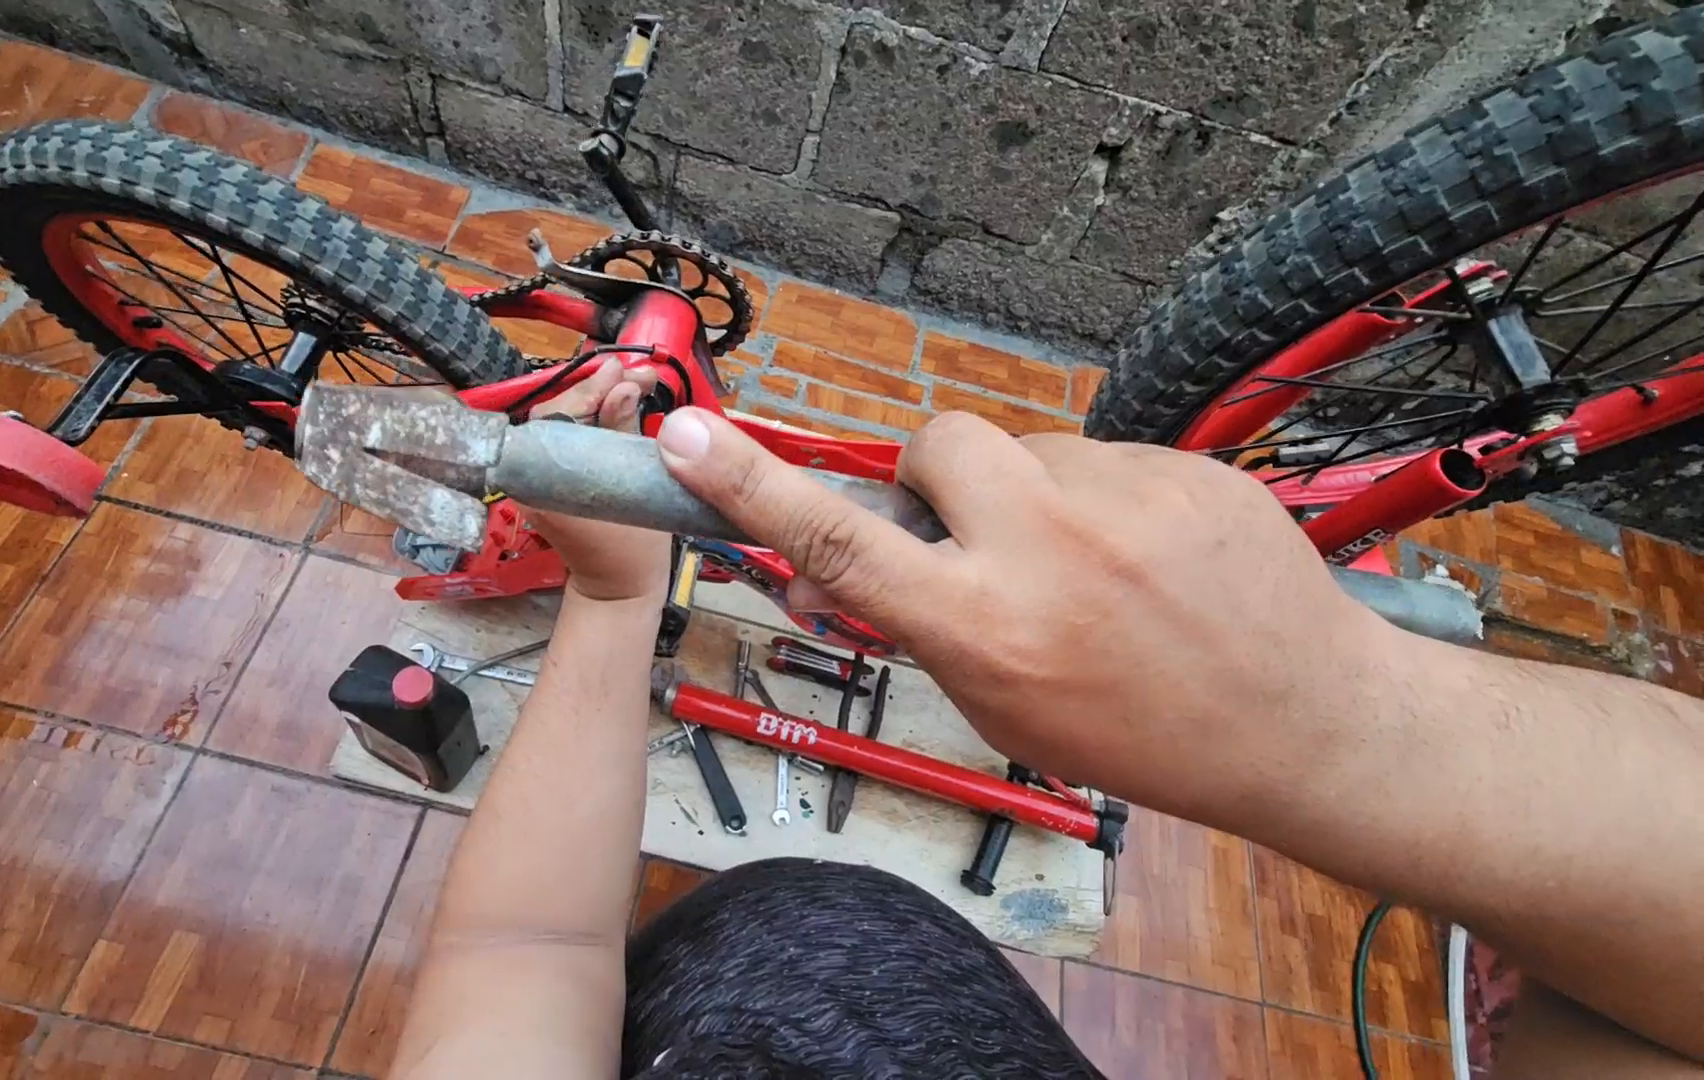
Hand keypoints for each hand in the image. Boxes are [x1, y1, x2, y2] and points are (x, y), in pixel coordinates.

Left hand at [526, 360, 673, 602]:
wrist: (619, 593)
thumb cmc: (631, 552)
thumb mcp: (636, 491)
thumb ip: (624, 435)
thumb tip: (623, 387)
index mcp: (540, 478)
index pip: (554, 416)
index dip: (589, 390)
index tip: (622, 371)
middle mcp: (533, 473)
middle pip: (559, 414)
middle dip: (599, 389)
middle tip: (637, 373)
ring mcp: (545, 475)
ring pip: (569, 422)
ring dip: (603, 399)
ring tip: (639, 382)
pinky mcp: (561, 477)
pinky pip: (577, 437)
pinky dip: (602, 417)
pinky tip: (627, 401)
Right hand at [653, 407, 1404, 823]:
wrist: (1302, 718)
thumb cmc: (1129, 735)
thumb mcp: (994, 705)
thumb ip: (916, 623)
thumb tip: (842, 570)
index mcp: (982, 625)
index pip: (838, 542)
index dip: (752, 487)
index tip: (688, 439)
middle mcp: (1041, 546)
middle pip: (937, 441)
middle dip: (936, 477)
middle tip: (976, 529)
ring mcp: (1121, 493)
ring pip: (1023, 447)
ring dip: (1025, 491)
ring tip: (1086, 557)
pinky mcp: (1182, 463)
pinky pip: (1094, 453)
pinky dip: (1094, 492)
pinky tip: (1145, 550)